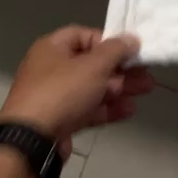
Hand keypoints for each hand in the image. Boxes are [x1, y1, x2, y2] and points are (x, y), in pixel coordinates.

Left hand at [0, 27, 153, 143]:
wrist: (31, 142)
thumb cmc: (62, 92)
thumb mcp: (94, 65)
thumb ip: (116, 50)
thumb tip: (132, 39)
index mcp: (52, 48)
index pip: (85, 36)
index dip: (109, 42)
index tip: (130, 51)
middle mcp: (51, 69)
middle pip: (92, 64)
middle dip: (121, 69)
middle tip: (146, 73)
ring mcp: (54, 97)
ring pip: (92, 88)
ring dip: (119, 88)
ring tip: (145, 91)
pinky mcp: (59, 120)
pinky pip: (87, 109)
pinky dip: (107, 108)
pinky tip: (129, 110)